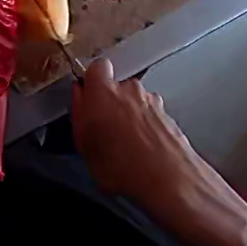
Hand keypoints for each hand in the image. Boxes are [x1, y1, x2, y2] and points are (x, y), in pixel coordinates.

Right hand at [71, 58, 240, 222]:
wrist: (167, 178)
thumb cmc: (124, 166)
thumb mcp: (84, 144)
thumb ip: (79, 112)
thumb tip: (79, 98)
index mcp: (104, 91)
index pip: (96, 67)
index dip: (92, 81)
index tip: (87, 97)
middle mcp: (130, 89)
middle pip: (117, 86)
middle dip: (111, 103)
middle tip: (104, 128)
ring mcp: (152, 100)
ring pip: (135, 101)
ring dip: (130, 116)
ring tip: (125, 146)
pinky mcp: (167, 113)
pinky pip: (150, 115)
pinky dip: (146, 127)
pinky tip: (141, 150)